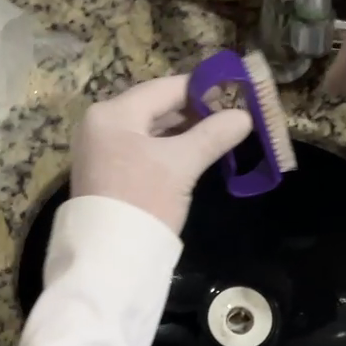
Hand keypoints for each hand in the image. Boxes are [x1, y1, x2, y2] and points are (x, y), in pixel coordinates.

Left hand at [69, 75, 254, 233]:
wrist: (112, 256)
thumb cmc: (144, 201)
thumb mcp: (181, 165)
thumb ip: (212, 136)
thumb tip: (245, 117)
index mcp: (114, 113)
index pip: (164, 88)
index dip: (199, 89)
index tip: (230, 93)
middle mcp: (101, 125)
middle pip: (154, 109)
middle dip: (191, 114)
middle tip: (226, 118)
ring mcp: (100, 151)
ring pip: (148, 132)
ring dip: (180, 134)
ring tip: (213, 137)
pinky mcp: (106, 176)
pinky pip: (140, 152)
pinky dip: (164, 151)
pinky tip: (187, 158)